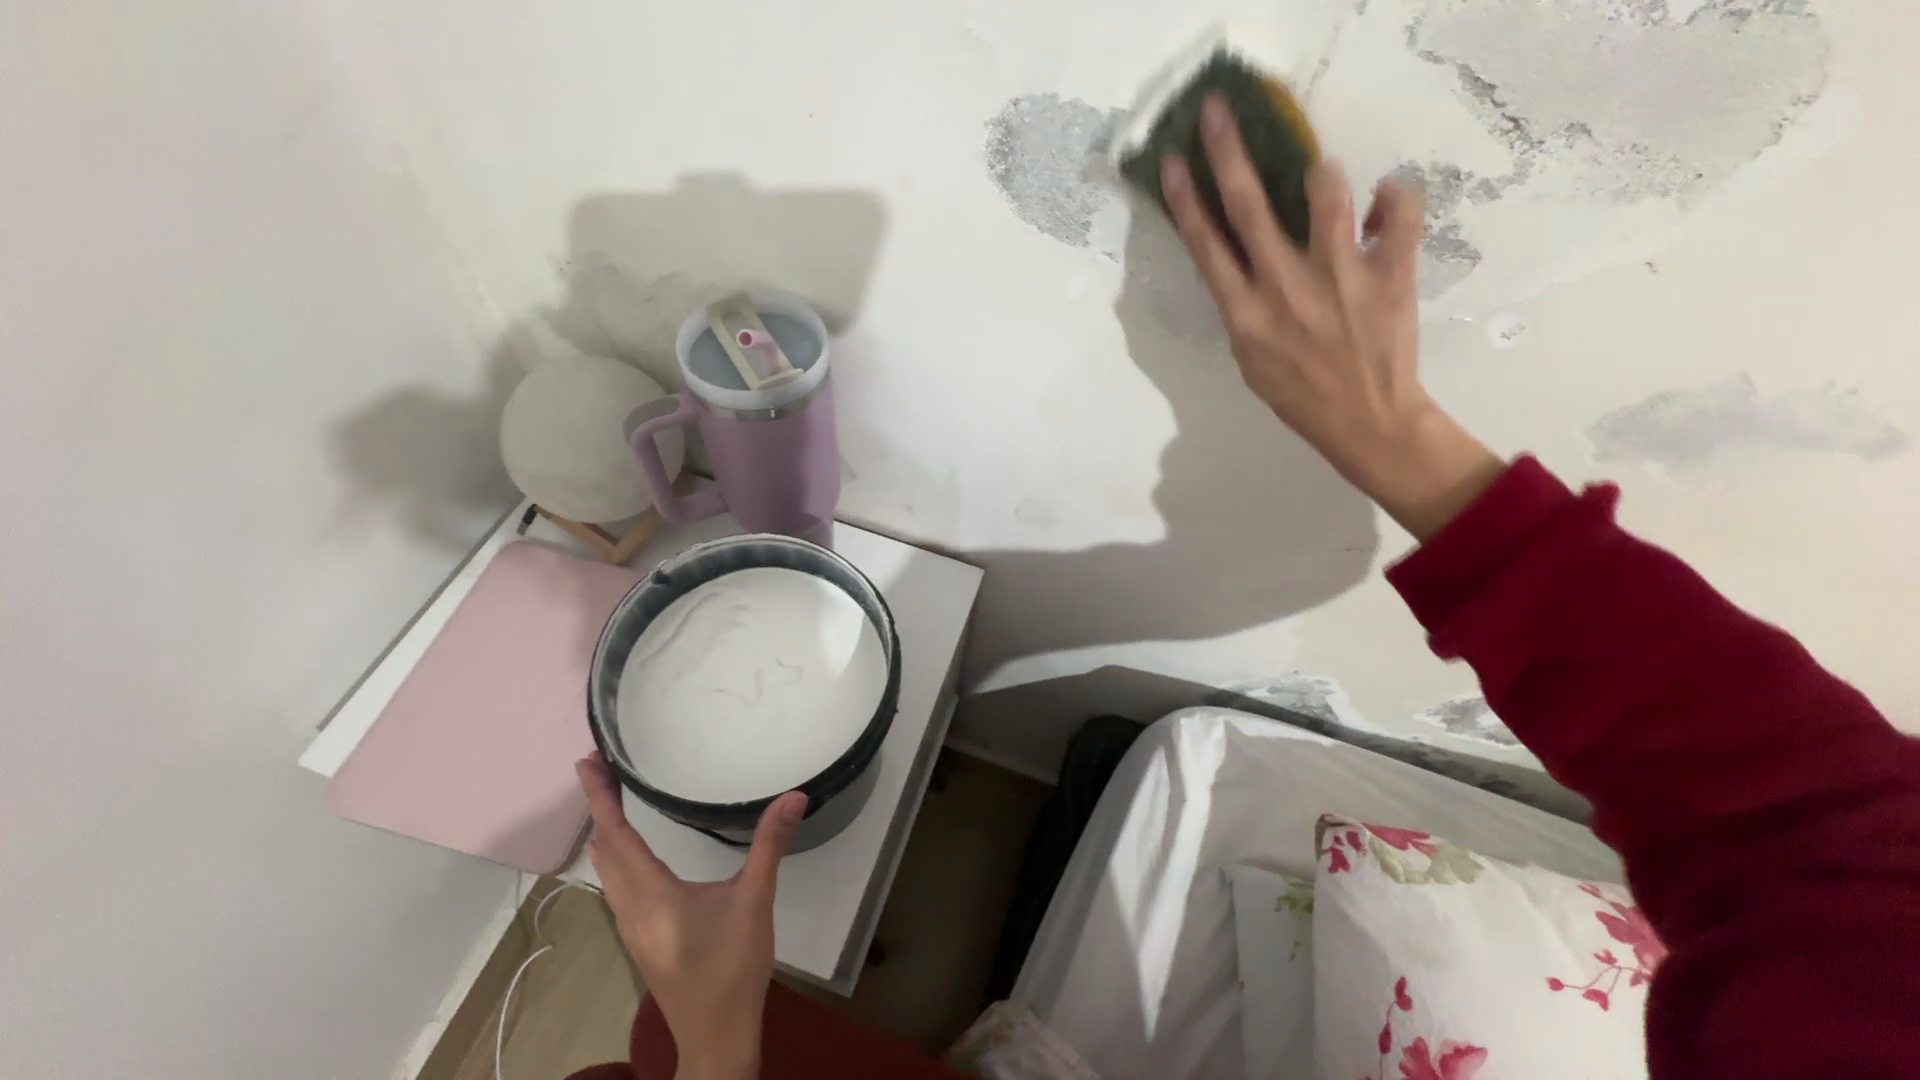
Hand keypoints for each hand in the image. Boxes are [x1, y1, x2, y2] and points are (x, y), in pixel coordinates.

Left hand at [577, 754, 805, 1079]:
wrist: (717, 1035)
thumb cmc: (731, 968)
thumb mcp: (755, 902)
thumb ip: (770, 846)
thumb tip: (794, 796)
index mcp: (650, 894)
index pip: (616, 834)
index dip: (601, 797)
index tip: (587, 762)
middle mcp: (630, 907)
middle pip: (604, 849)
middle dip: (599, 806)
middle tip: (601, 769)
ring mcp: (631, 926)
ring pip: (606, 869)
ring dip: (605, 832)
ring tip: (611, 801)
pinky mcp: (641, 937)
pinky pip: (616, 884)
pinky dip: (615, 855)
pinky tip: (630, 853)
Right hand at [1160, 95, 1504, 538]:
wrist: (1365, 421)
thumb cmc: (1299, 393)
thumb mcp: (1249, 357)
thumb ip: (1243, 305)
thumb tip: (1246, 255)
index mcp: (1245, 313)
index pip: (1205, 244)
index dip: (1185, 198)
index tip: (1172, 159)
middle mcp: (1285, 288)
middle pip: (1249, 206)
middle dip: (1227, 152)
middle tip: (1216, 111)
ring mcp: (1339, 279)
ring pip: (1327, 195)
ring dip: (1320, 174)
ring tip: (1319, 174)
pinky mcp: (1389, 275)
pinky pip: (1399, 212)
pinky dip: (1393, 198)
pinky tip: (1382, 204)